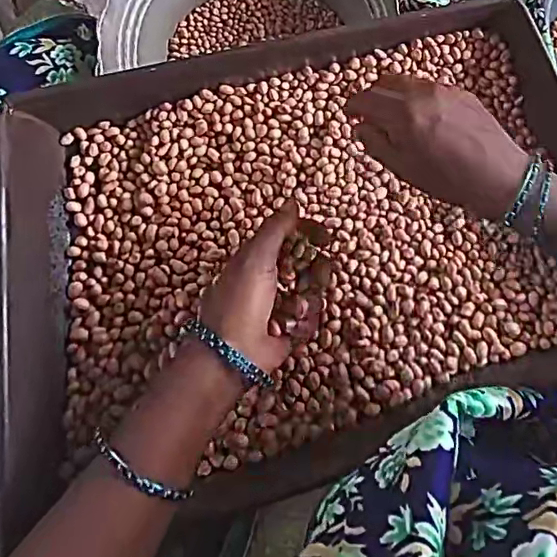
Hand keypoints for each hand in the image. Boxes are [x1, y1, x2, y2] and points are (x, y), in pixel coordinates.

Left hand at [196, 202, 319, 377]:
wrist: (232, 356)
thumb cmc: (240, 302)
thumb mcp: (257, 257)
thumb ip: (276, 228)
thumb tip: (293, 201)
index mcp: (259, 256)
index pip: (291, 236)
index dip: (309, 234)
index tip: (324, 236)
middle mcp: (272, 278)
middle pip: (309, 263)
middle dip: (316, 270)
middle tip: (316, 274)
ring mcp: (281, 304)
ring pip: (314, 291)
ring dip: (308, 299)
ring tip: (295, 309)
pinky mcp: (291, 329)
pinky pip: (312, 318)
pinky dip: (303, 322)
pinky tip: (289, 327)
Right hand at [345, 75, 530, 220]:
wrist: (500, 176)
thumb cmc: (450, 179)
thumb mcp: (405, 168)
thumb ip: (377, 144)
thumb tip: (361, 128)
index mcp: (403, 113)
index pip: (366, 98)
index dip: (353, 106)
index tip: (349, 113)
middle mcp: (422, 93)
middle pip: (385, 82)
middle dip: (372, 95)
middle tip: (368, 113)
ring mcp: (444, 90)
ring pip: (408, 81)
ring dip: (394, 93)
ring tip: (395, 115)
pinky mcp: (462, 93)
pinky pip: (431, 87)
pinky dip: (418, 96)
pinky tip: (423, 116)